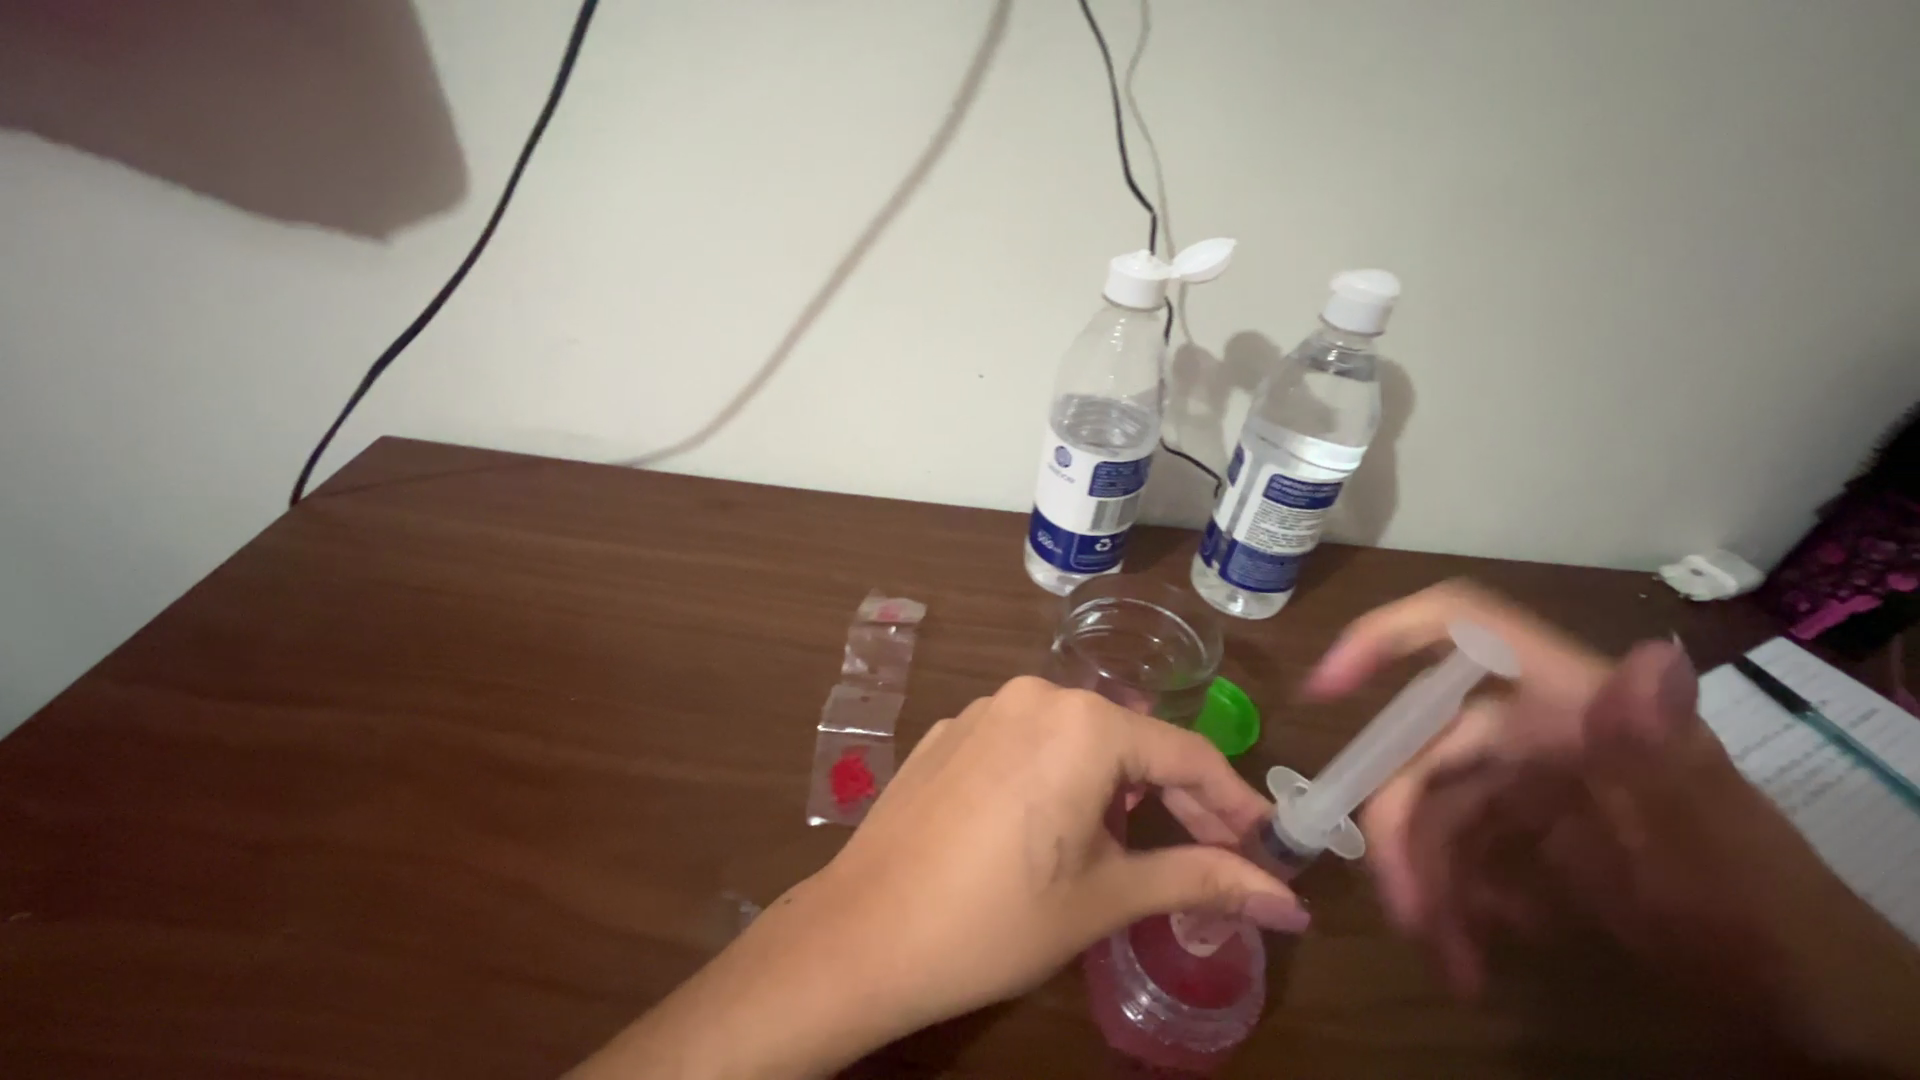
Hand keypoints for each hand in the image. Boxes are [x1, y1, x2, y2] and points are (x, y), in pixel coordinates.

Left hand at [577, 677, 1305, 1078]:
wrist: (864, 931)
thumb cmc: (996, 919)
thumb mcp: (1106, 898)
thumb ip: (1201, 880)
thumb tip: (1289, 902)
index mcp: (1082, 725)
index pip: (1186, 753)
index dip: (1234, 801)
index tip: (1268, 842)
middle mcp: (1034, 696)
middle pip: (1131, 741)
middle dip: (1177, 796)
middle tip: (1216, 851)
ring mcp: (984, 709)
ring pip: (1078, 738)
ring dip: (1118, 784)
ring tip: (1136, 841)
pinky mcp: (950, 732)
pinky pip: (1027, 742)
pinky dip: (1060, 775)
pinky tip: (1056, 823)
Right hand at [1309, 580, 1919, 1067]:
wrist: (1817, 1009)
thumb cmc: (1772, 921)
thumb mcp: (1716, 851)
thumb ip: (1663, 758)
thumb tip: (1647, 658)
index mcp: (1578, 705)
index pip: (1464, 632)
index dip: (1385, 639)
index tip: (1326, 692)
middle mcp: (1541, 728)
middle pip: (1427, 752)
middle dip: (1404, 832)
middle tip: (1409, 917)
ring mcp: (1531, 781)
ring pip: (1432, 810)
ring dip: (1425, 881)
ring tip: (1447, 959)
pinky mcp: (1528, 831)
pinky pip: (1457, 851)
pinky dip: (1452, 898)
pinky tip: (1473, 954)